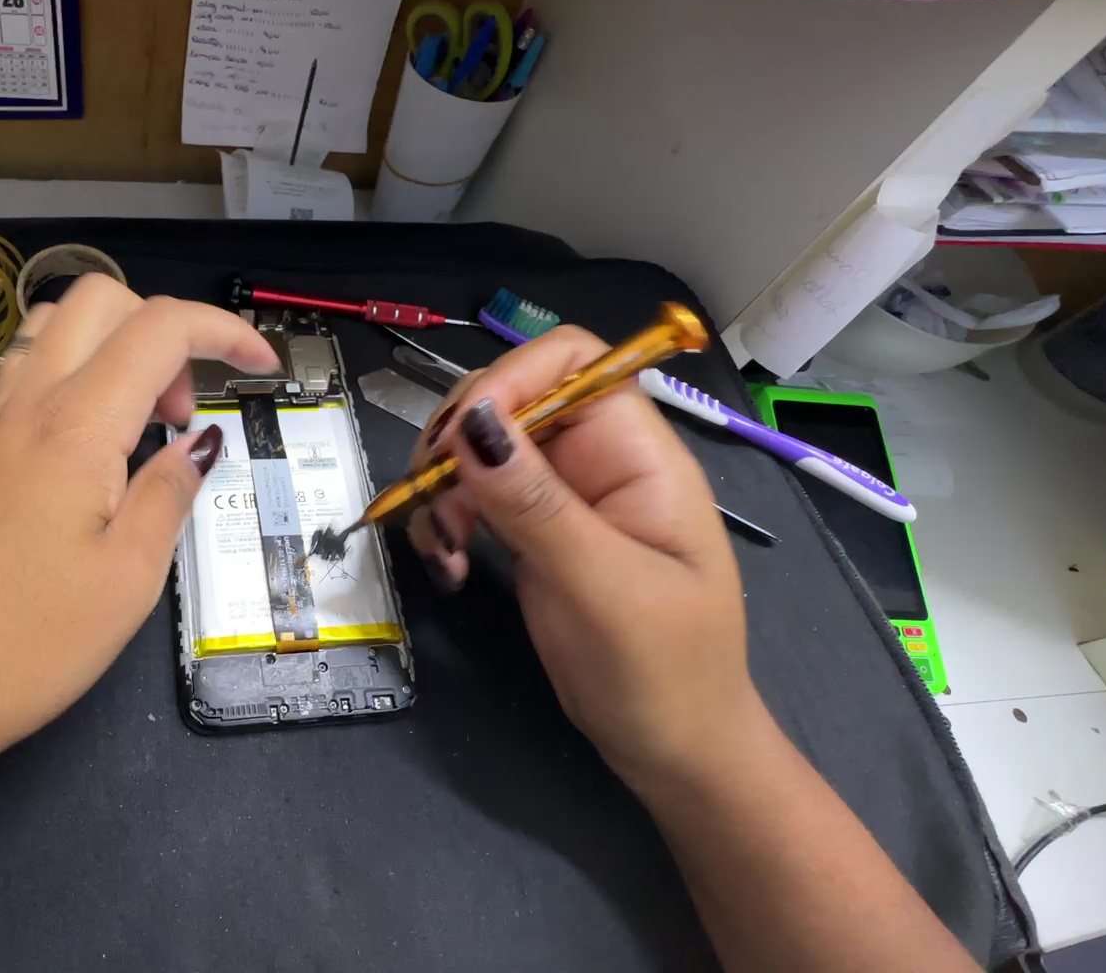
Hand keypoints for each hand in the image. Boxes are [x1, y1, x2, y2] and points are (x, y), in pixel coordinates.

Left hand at [0, 276, 278, 773]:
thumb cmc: (23, 647)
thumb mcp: (127, 578)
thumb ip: (171, 493)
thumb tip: (201, 442)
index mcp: (75, 426)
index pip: (160, 327)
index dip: (223, 329)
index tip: (261, 364)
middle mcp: (27, 405)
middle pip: (100, 300)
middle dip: (165, 331)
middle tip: (185, 413)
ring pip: (56, 328)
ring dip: (117, 349)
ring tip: (143, 426)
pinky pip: (30, 374)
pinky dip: (80, 379)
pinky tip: (95, 453)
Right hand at [406, 326, 755, 791]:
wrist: (667, 745)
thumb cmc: (660, 670)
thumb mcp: (601, 586)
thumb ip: (535, 502)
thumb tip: (471, 422)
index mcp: (635, 453)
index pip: (571, 361)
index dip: (511, 378)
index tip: (460, 436)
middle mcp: (592, 458)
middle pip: (507, 399)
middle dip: (458, 441)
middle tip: (437, 502)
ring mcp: (556, 492)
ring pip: (476, 445)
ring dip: (441, 488)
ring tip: (445, 547)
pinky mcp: (527, 524)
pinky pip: (469, 492)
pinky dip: (444, 520)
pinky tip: (450, 563)